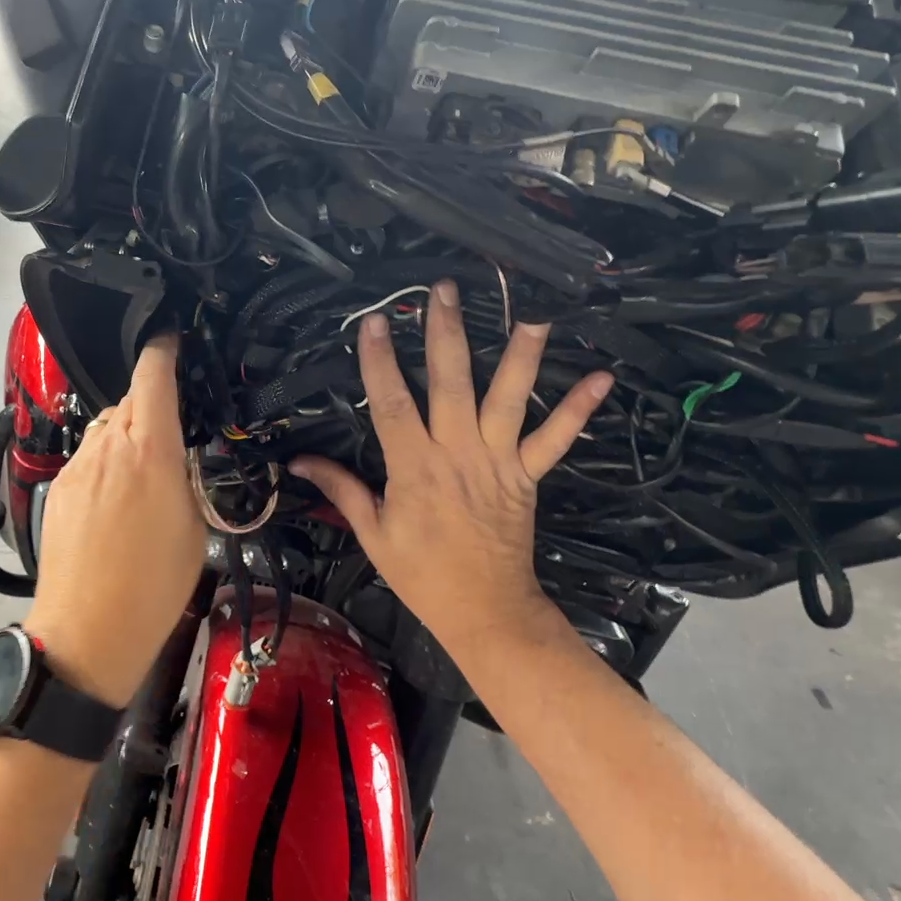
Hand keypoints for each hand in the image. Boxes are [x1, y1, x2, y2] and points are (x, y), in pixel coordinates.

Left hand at [23, 335, 205, 707]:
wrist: (88, 631)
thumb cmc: (151, 588)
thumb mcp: (194, 527)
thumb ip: (185, 477)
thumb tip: (177, 458)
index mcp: (151, 452)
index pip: (153, 375)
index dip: (164, 349)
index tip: (172, 340)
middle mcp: (108, 449)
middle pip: (130, 400)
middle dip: (152, 407)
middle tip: (172, 438)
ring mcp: (77, 467)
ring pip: (106, 429)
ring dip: (126, 438)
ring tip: (143, 480)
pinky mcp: (57, 488)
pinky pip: (86, 458)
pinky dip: (104, 464)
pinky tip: (115, 503)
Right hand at [289, 279, 612, 653]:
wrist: (485, 609)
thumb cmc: (422, 574)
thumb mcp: (372, 533)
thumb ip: (340, 489)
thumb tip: (299, 462)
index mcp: (413, 467)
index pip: (391, 403)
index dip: (379, 360)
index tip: (374, 321)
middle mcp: (457, 454)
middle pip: (450, 383)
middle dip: (446, 333)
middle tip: (444, 290)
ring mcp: (497, 462)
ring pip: (508, 400)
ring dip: (521, 357)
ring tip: (532, 316)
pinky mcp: (527, 476)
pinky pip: (555, 440)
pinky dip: (577, 410)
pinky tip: (601, 378)